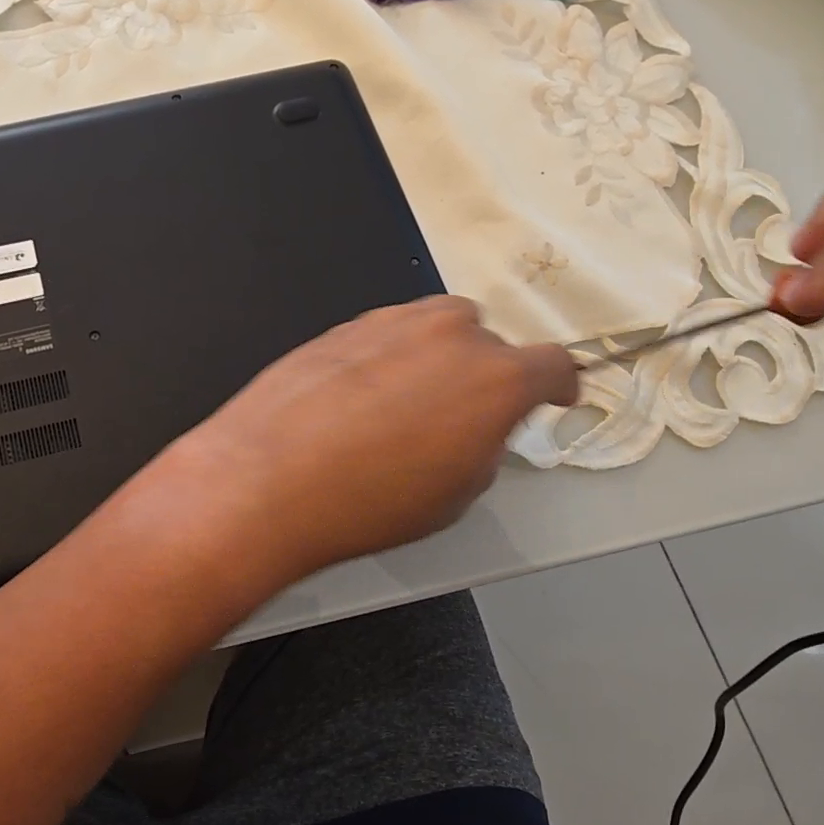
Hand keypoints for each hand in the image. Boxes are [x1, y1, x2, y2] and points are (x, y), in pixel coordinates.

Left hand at [147, 295, 576, 582]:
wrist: (265, 478)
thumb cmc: (370, 501)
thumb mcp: (454, 494)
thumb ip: (483, 446)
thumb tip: (472, 428)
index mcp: (495, 376)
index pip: (552, 364)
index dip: (558, 384)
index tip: (554, 398)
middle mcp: (447, 334)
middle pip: (486, 339)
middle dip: (483, 372)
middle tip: (459, 414)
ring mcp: (387, 323)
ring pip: (431, 326)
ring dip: (433, 356)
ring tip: (406, 405)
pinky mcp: (337, 328)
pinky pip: (381, 336)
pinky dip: (385, 358)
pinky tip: (358, 398)